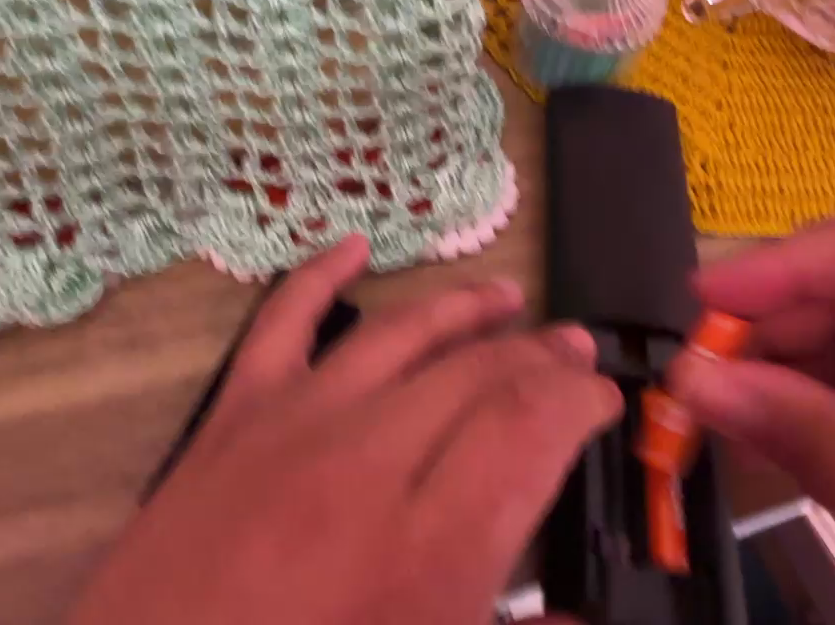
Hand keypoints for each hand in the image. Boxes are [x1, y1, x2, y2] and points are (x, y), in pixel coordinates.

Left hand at [67, 235, 619, 624]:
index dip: (579, 401)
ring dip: (462, 309)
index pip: (530, 428)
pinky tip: (353, 247)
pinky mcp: (234, 413)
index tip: (601, 400)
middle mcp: (367, 463)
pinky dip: (320, 274)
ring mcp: (293, 423)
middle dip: (540, 354)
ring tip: (506, 297)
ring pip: (400, 335)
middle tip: (574, 347)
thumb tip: (580, 614)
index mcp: (427, 550)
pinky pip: (284, 319)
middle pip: (476, 373)